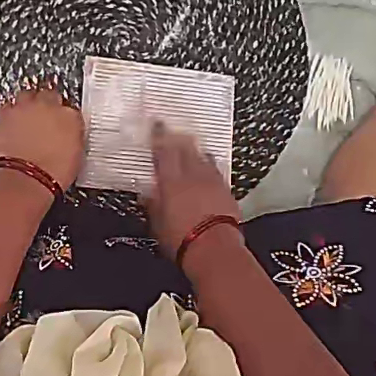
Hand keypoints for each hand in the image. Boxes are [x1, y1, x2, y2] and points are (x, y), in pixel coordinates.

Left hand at [0, 88, 84, 188]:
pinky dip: (8, 114)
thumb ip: (72, 138)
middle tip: (43, 120)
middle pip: (48, 95)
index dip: (63, 118)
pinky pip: (6, 107)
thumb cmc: (52, 173)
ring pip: (26, 96)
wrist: (27, 179)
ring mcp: (26, 108)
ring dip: (26, 105)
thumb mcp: (75, 156)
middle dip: (45, 105)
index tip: (60, 126)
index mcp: (71, 117)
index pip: (69, 109)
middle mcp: (49, 106)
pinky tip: (10, 125)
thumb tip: (67, 138)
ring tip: (26, 121)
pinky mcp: (5, 114)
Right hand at [143, 123, 240, 256]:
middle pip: (186, 147)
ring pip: (203, 156)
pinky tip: (209, 165)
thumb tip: (148, 195)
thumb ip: (153, 205)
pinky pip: (216, 170)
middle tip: (174, 132)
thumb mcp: (157, 224)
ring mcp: (212, 181)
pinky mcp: (226, 190)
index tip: (157, 126)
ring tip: (191, 146)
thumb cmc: (181, 239)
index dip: (160, 136)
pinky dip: (209, 164)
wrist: (214, 249)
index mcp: (171, 181)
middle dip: (179, 137)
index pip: (164, 151)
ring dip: (196, 149)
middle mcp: (193, 175)